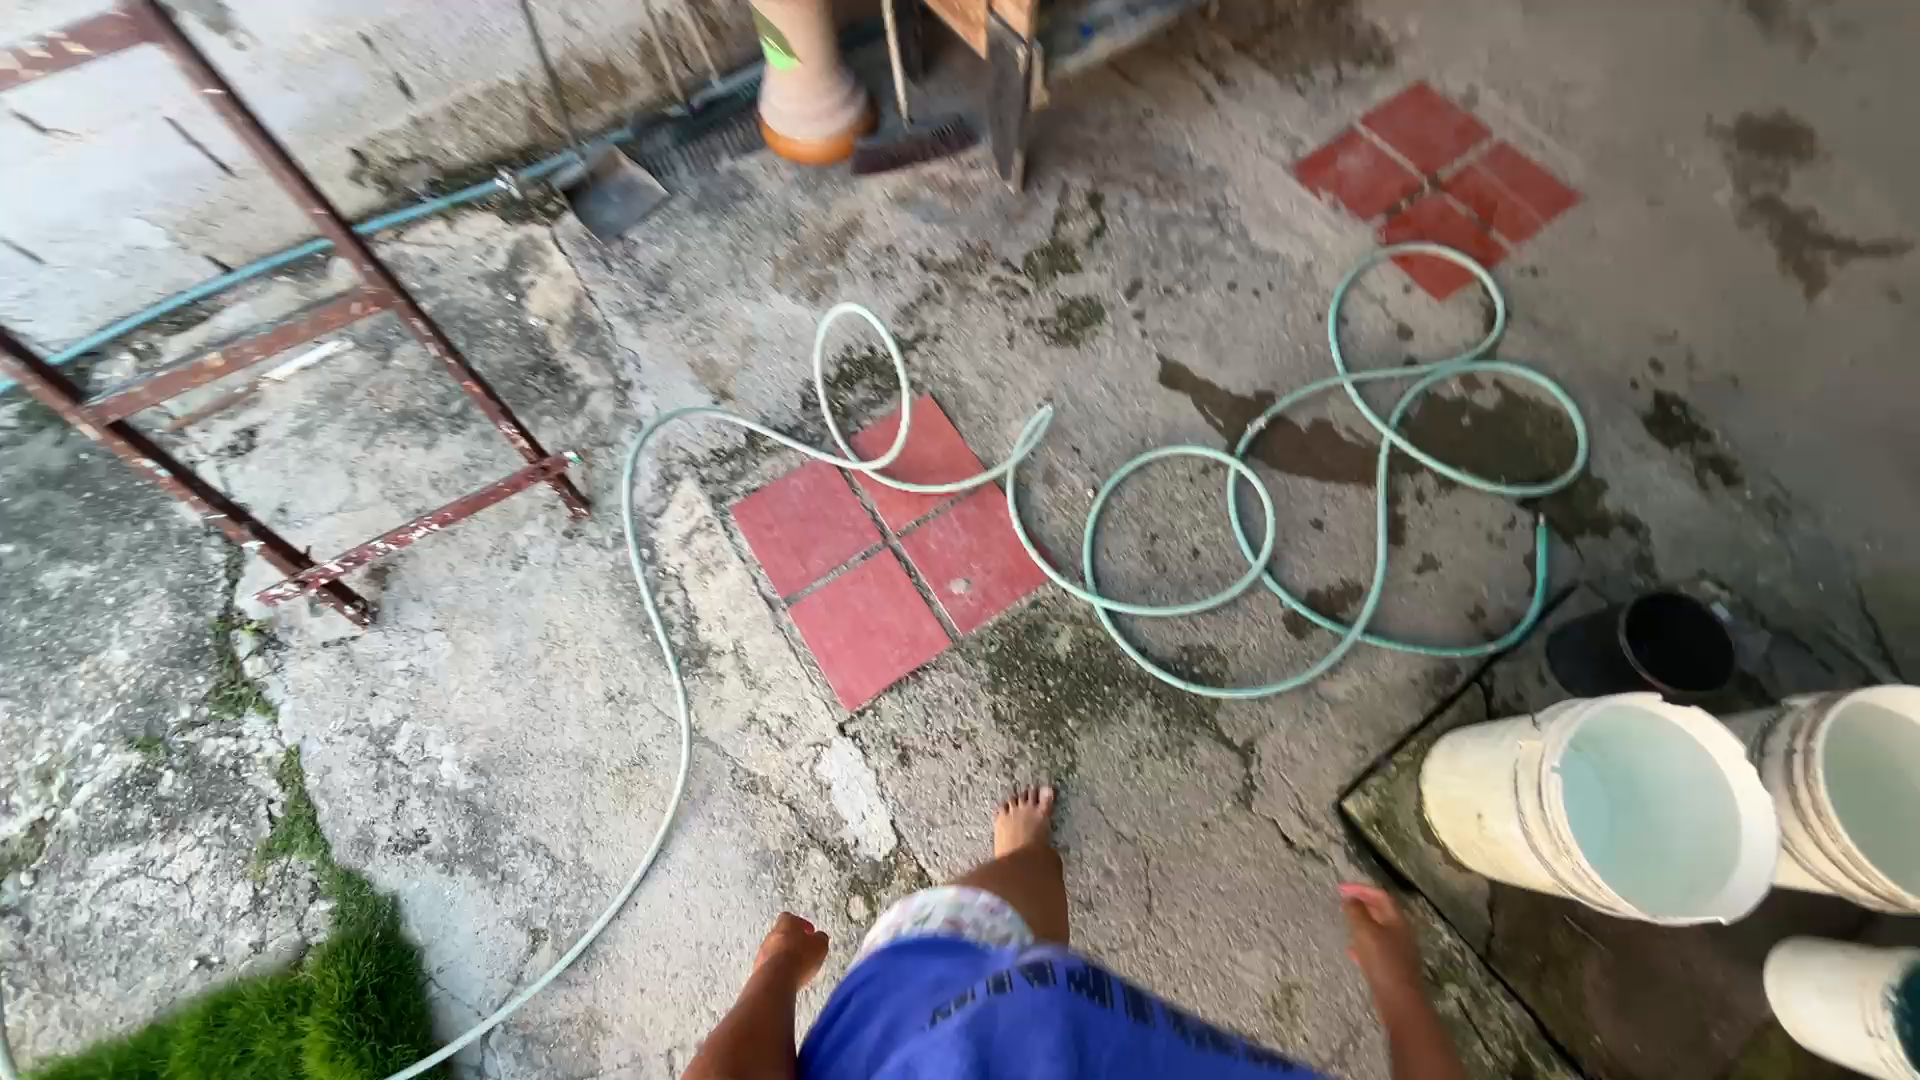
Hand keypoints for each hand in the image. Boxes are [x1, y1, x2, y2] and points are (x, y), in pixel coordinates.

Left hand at [753, 912, 829, 991]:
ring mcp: (762, 953)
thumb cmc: (799, 957)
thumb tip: (820, 937)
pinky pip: (769, 966)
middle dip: (791, 941)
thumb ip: (820, 939)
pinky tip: (787, 978)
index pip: (790, 918)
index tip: (809, 932)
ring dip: (783, 956)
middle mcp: (771, 934)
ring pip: (774, 950)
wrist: (776, 980)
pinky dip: (778, 970)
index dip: (801, 924)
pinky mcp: (758, 970)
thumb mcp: (820, 945)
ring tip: (796, 967)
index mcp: (786, 923)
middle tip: (803, 950)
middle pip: (781, 934)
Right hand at [1339, 884, 1426, 1019]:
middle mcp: (1402, 933)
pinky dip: (1364, 943)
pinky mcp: (1395, 967)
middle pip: (1382, 911)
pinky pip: (1377, 947)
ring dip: (1362, 923)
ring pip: (1379, 930)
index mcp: (1397, 920)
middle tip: (1344, 903)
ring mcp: (1400, 951)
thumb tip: (1351, 900)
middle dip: (1362, 904)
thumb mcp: (1364, 930)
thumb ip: (1356, 911)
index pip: (1380, 895)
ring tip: (1345, 924)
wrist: (1400, 1001)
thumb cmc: (1382, 960)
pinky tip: (1352, 952)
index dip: (1360, 888)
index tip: (1340, 889)